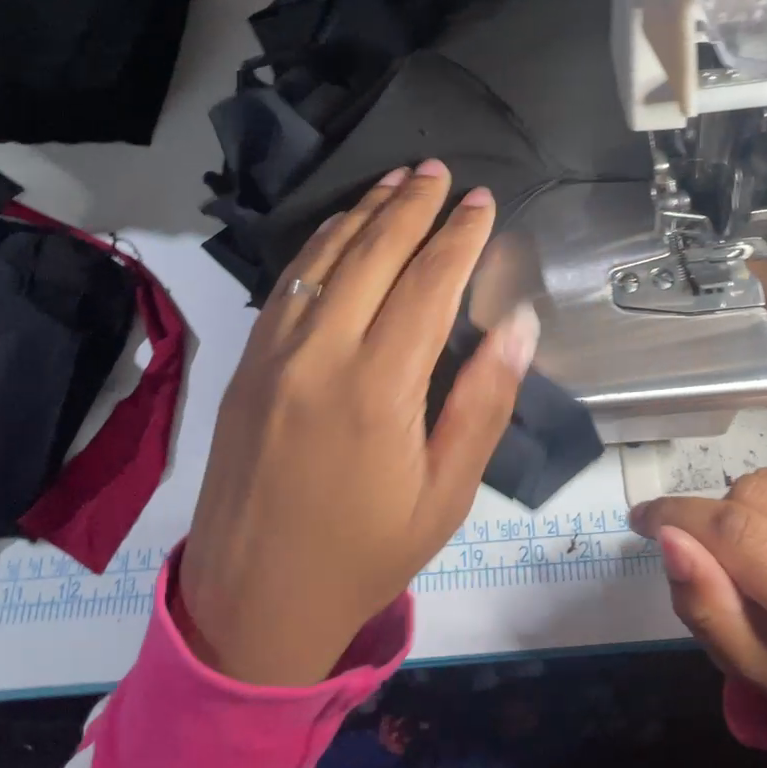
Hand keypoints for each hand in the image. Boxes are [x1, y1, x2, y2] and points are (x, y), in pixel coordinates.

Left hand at [175, 160, 538, 686]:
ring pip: (323, 258)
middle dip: (411, 205)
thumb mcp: (447, 494)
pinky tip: (339, 228)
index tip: (481, 201)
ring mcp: (273, 355)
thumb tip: (519, 323)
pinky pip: (287, 284)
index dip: (459, 236)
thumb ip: (483, 402)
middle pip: (372, 253)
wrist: (253, 598)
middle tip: (440, 169)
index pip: (427, 283)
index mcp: (378, 388)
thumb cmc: (366, 551)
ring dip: (364, 212)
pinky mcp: (247, 364)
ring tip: (397, 180)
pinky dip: (319, 244)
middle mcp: (320, 355)